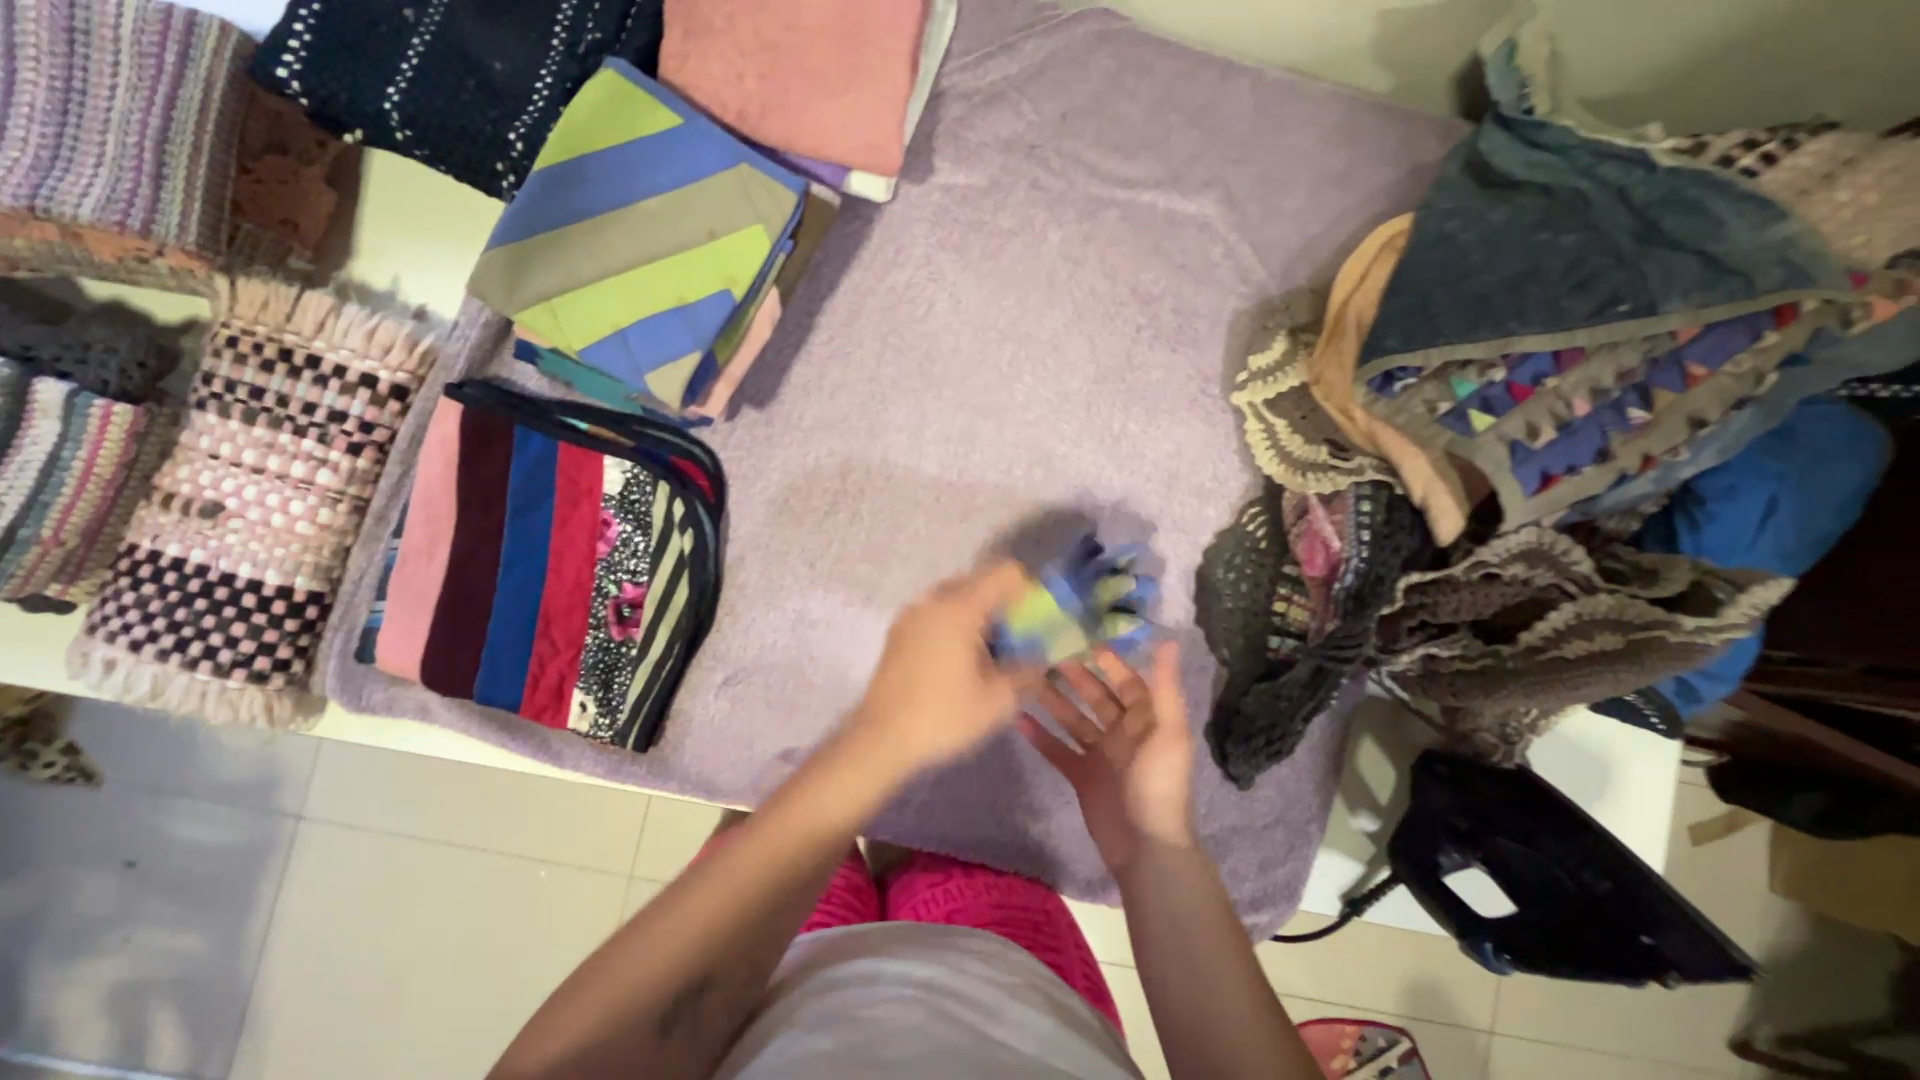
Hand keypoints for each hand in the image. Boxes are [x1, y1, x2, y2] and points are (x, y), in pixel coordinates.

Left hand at [847, 561, 1040, 775]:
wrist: (880, 740)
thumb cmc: (943, 716)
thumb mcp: (998, 700)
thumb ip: (1029, 670)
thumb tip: (1042, 656)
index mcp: (959, 607)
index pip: (1005, 573)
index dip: (1028, 592)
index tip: (1035, 624)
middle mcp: (932, 600)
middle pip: (980, 582)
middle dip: (1004, 607)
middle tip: (1016, 644)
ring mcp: (911, 614)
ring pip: (957, 598)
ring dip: (979, 617)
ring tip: (988, 657)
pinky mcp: (898, 632)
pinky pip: (937, 613)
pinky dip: (956, 626)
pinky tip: (960, 663)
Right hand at [1020, 642, 1196, 872]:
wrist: (1145, 846)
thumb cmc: (1159, 784)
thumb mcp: (1168, 732)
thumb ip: (1165, 686)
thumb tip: (1167, 640)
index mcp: (1146, 720)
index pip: (1127, 681)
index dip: (1109, 661)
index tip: (1083, 639)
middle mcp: (1123, 733)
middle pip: (1096, 697)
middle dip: (1075, 675)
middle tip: (1046, 652)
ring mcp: (1100, 755)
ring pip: (1073, 720)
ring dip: (1053, 700)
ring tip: (1026, 678)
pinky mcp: (1081, 776)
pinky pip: (1058, 750)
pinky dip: (1040, 736)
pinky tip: (1018, 718)